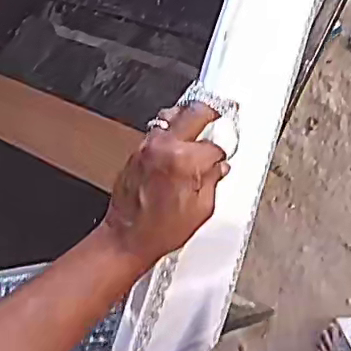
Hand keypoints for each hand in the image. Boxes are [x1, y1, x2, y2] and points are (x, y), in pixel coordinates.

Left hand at [95, 101, 228, 268]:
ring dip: (187, 117)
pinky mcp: (135, 152)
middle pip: (193, 113)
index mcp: (184, 160)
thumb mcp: (202, 209)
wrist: (127, 238)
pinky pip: (156, 131)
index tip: (223, 157)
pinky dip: (169, 131)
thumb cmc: (159, 230)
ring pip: (171, 116)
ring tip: (198, 122)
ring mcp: (146, 147)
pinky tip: (177, 141)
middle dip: (211, 113)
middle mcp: (163, 147)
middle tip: (220, 114)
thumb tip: (219, 167)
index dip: (222, 153)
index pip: (213, 145)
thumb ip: (213, 181)